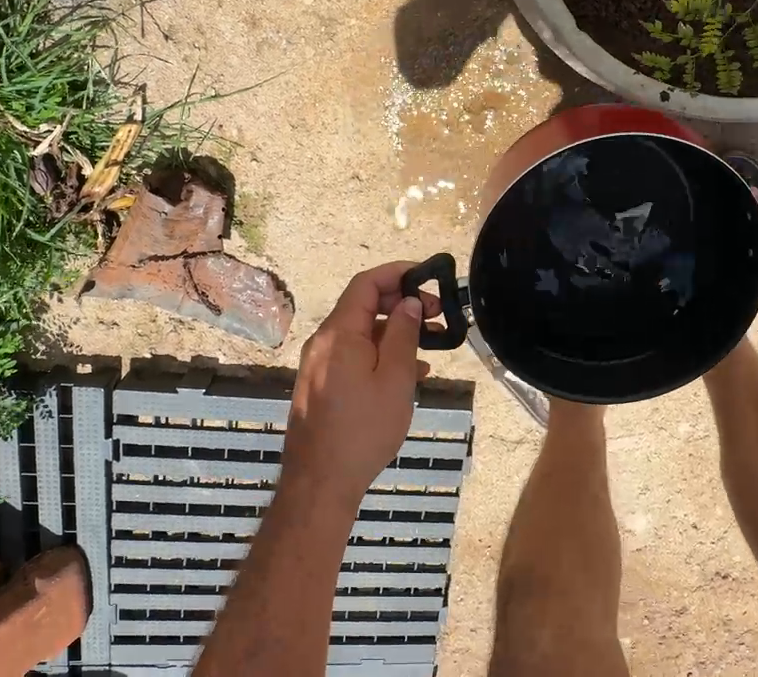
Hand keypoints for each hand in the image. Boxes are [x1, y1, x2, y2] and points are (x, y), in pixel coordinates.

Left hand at [282, 263, 435, 502]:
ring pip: (362, 333)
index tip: (428, 278)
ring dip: (397, 331)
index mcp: (339, 333)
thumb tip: (411, 303)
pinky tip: (410, 372)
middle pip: (364, 306)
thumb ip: (405, 335)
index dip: (398, 273)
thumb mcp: (395, 378)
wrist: (320, 484)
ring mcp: (320, 365)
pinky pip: (354, 355)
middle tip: (437, 314)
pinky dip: (382, 353)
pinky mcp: (322, 386)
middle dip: (403, 304)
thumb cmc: (363, 429)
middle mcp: (324, 342)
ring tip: (432, 344)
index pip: (366, 284)